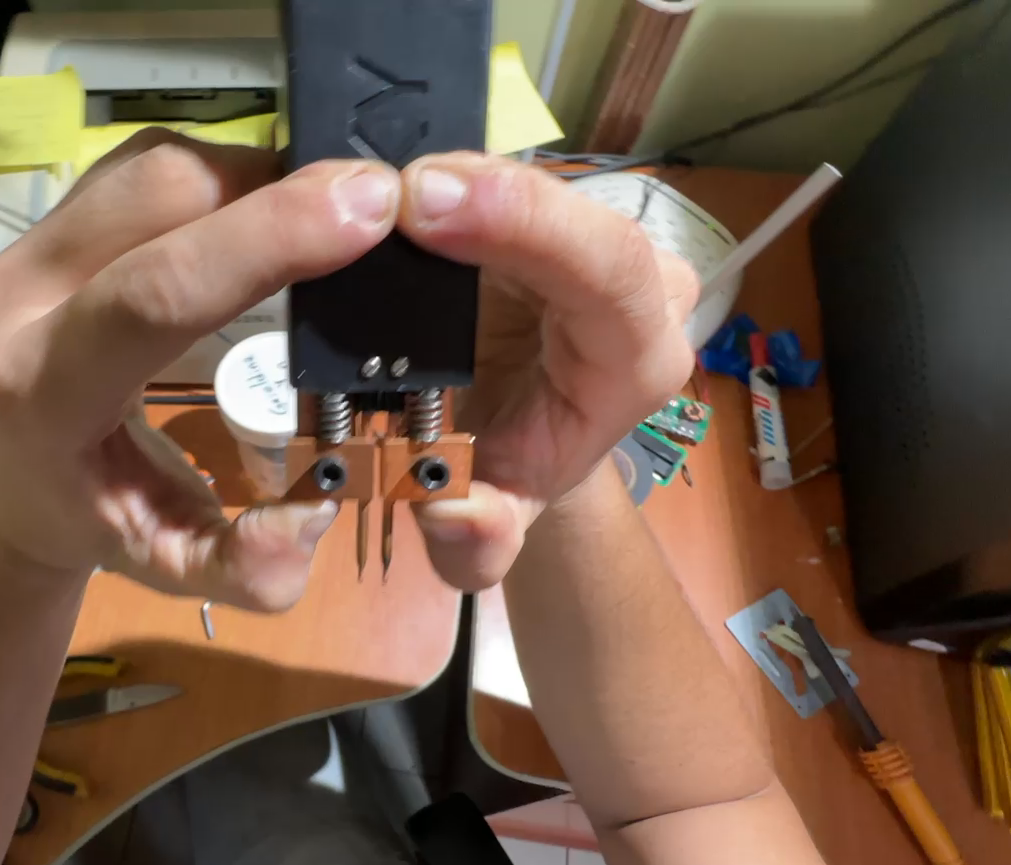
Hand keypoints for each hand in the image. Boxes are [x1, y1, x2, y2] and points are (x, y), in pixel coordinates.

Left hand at [0, 132, 399, 610]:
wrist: (28, 490)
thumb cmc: (103, 528)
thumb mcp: (179, 570)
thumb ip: (249, 564)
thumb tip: (317, 509)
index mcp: (44, 395)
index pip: (154, 295)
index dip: (265, 239)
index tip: (369, 205)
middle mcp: (11, 306)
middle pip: (155, 199)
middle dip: (271, 186)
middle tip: (364, 200)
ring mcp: (14, 257)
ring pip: (146, 168)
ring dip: (246, 172)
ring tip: (320, 202)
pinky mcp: (36, 232)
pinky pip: (135, 171)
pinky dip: (215, 174)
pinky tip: (261, 201)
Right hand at [396, 152, 700, 590]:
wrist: (518, 439)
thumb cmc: (515, 472)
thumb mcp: (494, 525)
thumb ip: (481, 540)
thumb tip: (450, 512)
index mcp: (637, 360)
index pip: (608, 271)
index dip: (524, 226)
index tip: (427, 210)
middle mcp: (636, 289)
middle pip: (570, 207)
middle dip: (477, 189)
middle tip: (381, 193)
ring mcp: (592, 244)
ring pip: (532, 180)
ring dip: (452, 177)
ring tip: (373, 192)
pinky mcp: (549, 221)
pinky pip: (500, 183)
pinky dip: (445, 181)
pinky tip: (391, 191)